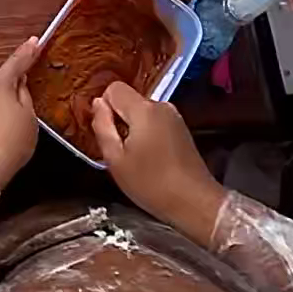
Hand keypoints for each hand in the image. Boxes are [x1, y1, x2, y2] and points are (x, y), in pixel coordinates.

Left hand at [0, 37, 41, 186]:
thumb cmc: (8, 145)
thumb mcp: (28, 118)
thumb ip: (25, 95)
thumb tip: (20, 84)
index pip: (15, 62)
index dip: (28, 52)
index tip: (35, 42)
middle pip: (1, 82)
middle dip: (15, 89)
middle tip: (29, 104)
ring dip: (3, 106)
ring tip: (15, 128)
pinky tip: (1, 134)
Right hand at [90, 81, 226, 242]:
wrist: (194, 202)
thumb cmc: (150, 184)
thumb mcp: (115, 159)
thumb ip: (102, 126)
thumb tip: (98, 103)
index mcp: (143, 110)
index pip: (114, 88)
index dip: (105, 107)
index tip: (107, 132)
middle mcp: (161, 106)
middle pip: (129, 100)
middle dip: (119, 119)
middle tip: (119, 150)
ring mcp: (174, 116)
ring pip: (141, 112)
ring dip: (133, 128)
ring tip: (136, 157)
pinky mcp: (181, 128)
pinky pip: (154, 121)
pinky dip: (147, 134)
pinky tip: (150, 158)